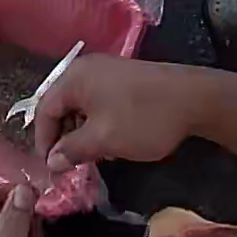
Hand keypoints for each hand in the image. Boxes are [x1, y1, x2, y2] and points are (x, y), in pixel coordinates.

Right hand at [32, 55, 215, 171]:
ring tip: (94, 155)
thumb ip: (72, 150)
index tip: (51, 168)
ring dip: (82, 131)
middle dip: (64, 136)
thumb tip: (52, 161)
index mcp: (74, 77)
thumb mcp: (103, 139)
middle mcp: (87, 68)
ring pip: (82, 105)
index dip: (43, 140)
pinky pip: (100, 101)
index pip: (44, 109)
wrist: (193, 98)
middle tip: (72, 164)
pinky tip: (113, 140)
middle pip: (62, 105)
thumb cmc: (142, 118)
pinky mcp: (125, 77)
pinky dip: (99, 122)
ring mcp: (107, 70)